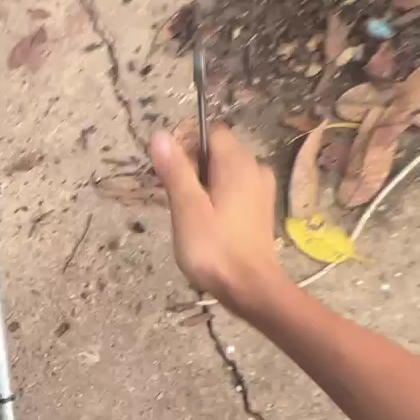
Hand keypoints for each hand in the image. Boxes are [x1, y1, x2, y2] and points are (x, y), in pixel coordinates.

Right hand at [149, 125, 289, 311]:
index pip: (210, 134)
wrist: (248, 285)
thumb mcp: (186, 208)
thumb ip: (175, 171)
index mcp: (237, 164)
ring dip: (200, 184)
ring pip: (223, 171)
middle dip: (190, 168)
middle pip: (216, 152)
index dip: (185, 147)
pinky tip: (204, 222)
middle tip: (172, 200)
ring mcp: (260, 188)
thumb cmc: (213, 248)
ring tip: (185, 215)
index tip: (168, 175)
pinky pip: (232, 188)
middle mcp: (254, 168)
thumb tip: (159, 136)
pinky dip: (214, 196)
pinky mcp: (258, 206)